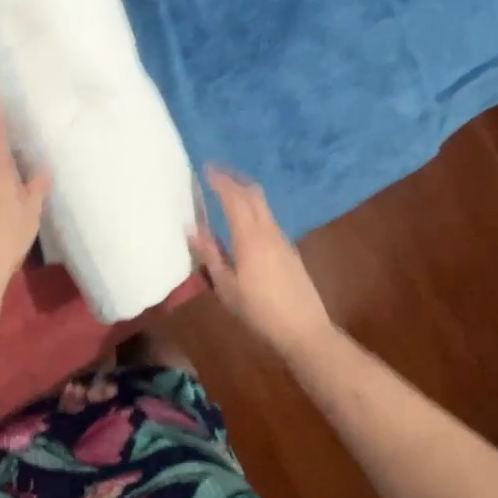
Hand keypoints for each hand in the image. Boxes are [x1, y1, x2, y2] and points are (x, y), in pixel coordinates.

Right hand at [189, 169, 335, 359]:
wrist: (304, 329)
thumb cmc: (260, 311)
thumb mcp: (227, 287)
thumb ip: (210, 255)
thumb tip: (192, 228)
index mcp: (250, 237)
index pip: (234, 198)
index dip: (220, 180)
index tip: (207, 168)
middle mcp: (268, 230)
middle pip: (253, 194)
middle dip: (235, 179)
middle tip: (216, 174)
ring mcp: (282, 239)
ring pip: (263, 205)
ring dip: (245, 193)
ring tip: (227, 194)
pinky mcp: (289, 249)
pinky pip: (268, 219)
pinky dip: (254, 210)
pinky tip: (245, 223)